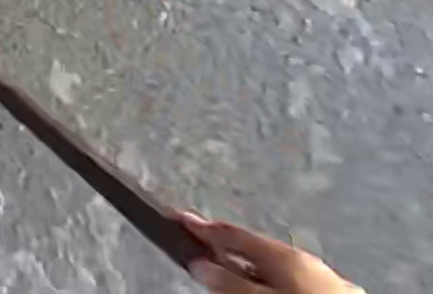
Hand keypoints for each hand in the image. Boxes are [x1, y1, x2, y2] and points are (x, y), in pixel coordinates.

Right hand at [179, 213, 360, 293]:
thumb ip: (224, 278)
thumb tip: (197, 264)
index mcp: (283, 252)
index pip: (227, 230)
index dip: (197, 224)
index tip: (174, 217)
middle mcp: (306, 260)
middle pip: (254, 249)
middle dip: (226, 249)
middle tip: (201, 250)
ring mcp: (330, 282)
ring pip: (277, 268)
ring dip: (251, 268)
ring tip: (232, 274)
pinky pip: (296, 282)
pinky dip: (274, 281)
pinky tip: (268, 288)